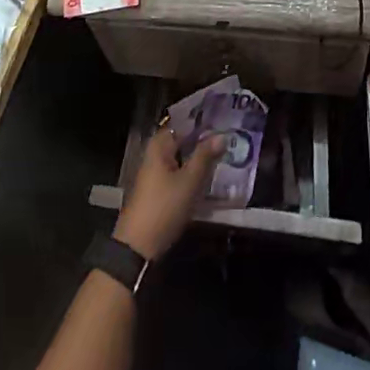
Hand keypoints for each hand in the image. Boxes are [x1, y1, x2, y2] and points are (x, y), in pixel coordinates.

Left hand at [113, 129, 223, 259]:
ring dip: (201, 159)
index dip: (203, 123)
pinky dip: (194, 174)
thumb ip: (205, 156)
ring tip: (228, 158)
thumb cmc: (164, 207)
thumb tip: (221, 135)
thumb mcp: (189, 181)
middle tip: (231, 141)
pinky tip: (212, 179)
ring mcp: (156, 172)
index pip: (184, 124)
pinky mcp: (160, 190)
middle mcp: (156, 154)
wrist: (138, 246)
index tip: (226, 123)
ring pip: (183, 159)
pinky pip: (180, 173)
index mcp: (159, 145)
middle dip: (205, 142)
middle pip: (184, 141)